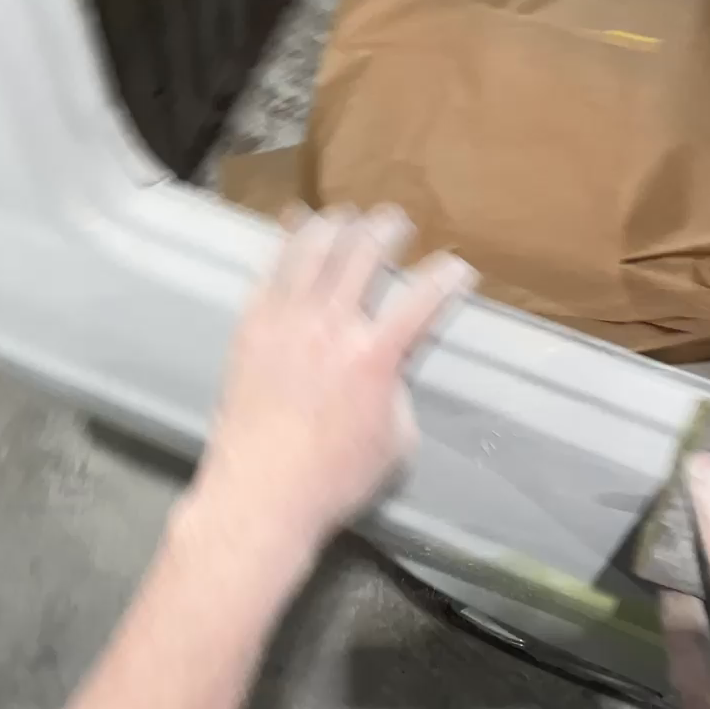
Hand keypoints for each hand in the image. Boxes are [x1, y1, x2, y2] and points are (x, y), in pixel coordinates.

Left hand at [187, 206, 475, 554]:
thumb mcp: (396, 443)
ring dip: (334, 225)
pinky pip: (269, 271)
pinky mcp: (251, 328)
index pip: (423, 299)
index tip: (458, 268)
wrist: (260, 493)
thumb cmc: (334, 478)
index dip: (447, 277)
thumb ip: (399, 395)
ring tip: (345, 215)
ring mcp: (285, 322)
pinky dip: (284, 243)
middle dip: (387, 229)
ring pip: (312, 251)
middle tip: (396, 221)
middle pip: (363, 255)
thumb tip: (390, 374)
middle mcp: (331, 325)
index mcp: (374, 356)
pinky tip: (292, 230)